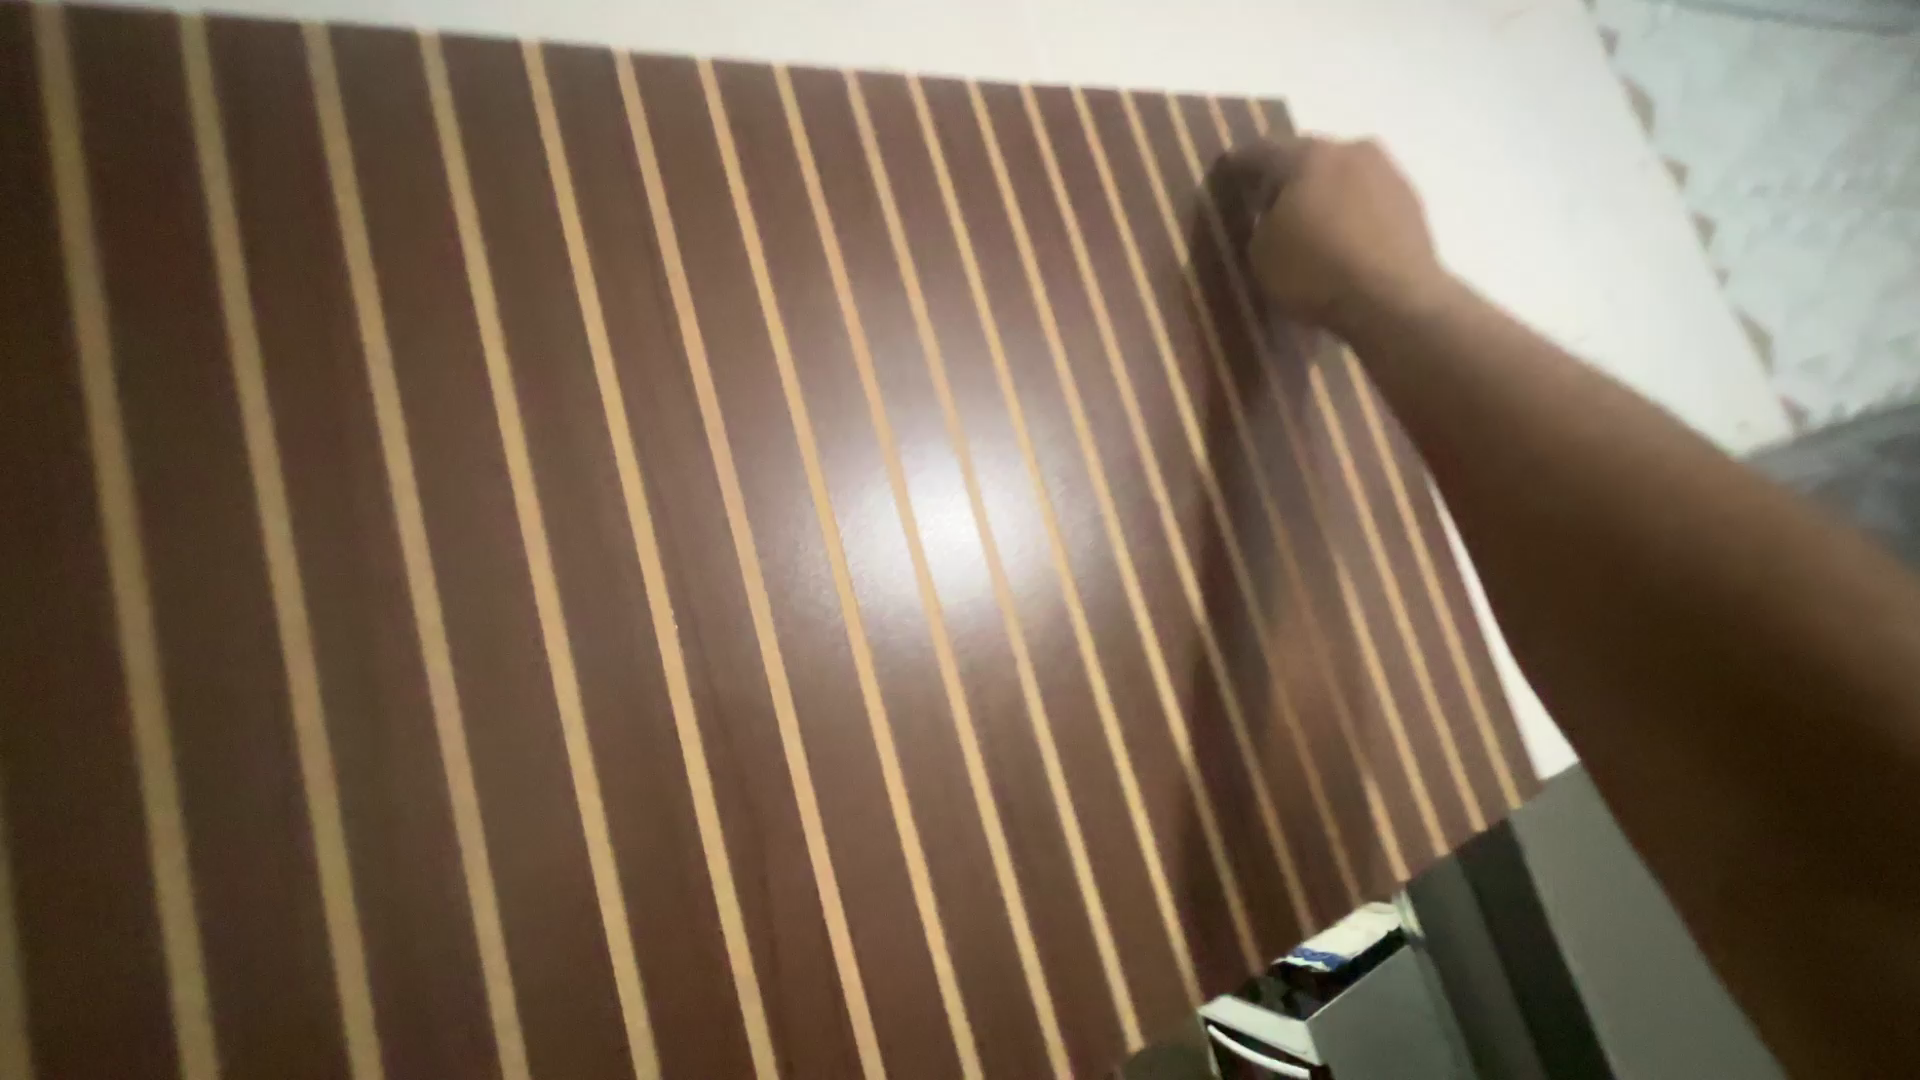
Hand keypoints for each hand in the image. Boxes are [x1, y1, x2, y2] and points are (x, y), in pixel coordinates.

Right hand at [1226, 136, 1447, 331]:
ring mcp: (1387, 171)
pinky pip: (1367, 199)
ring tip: (1310, 226)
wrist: (1393, 298)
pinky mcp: (1411, 199)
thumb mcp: (1260, 256)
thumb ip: (1260, 226)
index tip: (1225, 175)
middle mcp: (1349, 149)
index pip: (1259, 152)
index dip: (1238, 166)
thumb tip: (1272, 218)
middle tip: (1268, 206)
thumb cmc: (1314, 273)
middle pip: (1307, 159)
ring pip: (1341, 176)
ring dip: (1323, 195)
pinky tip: (1342, 240)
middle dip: (1285, 180)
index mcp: (1306, 156)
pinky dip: (1350, 213)